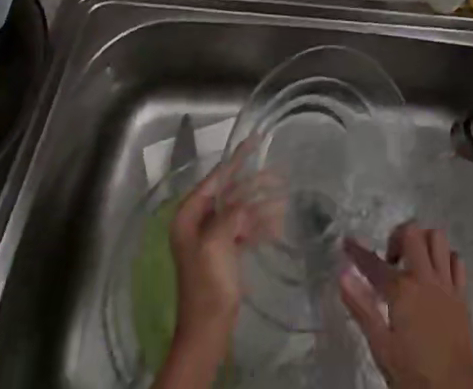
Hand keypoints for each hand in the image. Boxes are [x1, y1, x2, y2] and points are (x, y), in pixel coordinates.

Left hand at [167, 144, 281, 335]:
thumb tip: (245, 199)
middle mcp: (197, 221)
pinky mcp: (223, 253)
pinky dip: (258, 227)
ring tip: (284, 200)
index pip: (215, 178)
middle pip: (229, 194)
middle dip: (253, 186)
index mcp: (188, 214)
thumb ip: (231, 215)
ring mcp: (210, 237)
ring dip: (260, 207)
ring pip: (239, 212)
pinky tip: (277, 225)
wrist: (208, 330)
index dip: (236, 159)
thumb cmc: (208, 285)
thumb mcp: (217, 244)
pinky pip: (242, 231)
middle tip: (280, 176)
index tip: (254, 142)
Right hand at [339, 222, 472, 388]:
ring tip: (413, 261)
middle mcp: (425, 279)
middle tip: (389, 259)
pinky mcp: (462, 296)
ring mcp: (447, 285)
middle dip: (396, 236)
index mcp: (401, 290)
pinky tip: (435, 274)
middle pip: (412, 233)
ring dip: (423, 242)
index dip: (356, 250)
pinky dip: (445, 258)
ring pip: (438, 239)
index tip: (346, 242)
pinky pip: (457, 261)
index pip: (373, 262)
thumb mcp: (381, 346)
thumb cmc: (414, 372)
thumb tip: (342, 275)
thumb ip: (361, 308)